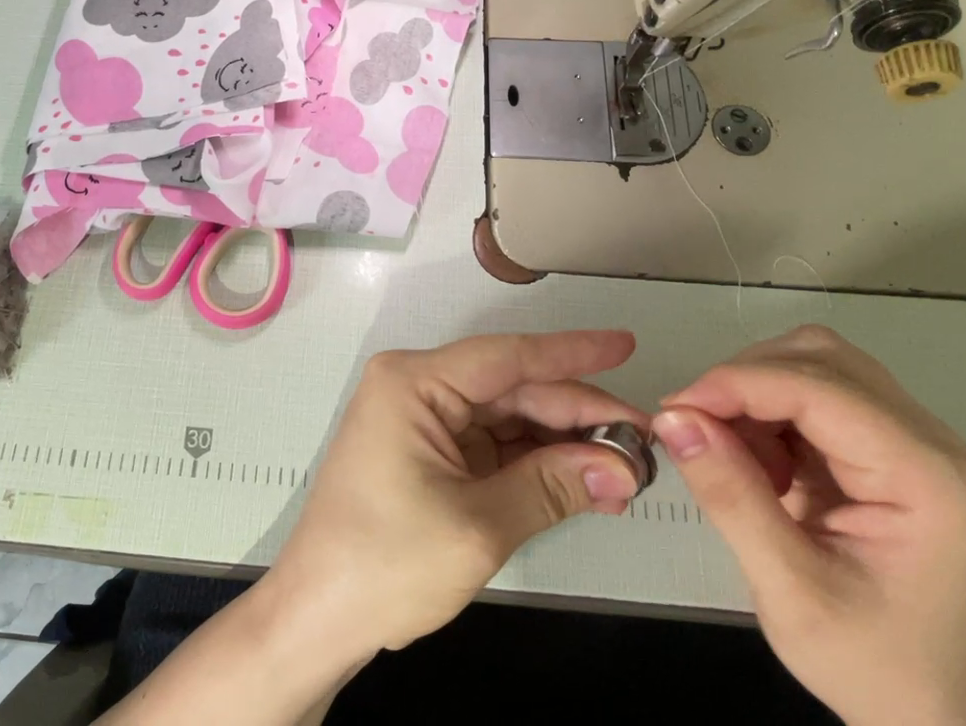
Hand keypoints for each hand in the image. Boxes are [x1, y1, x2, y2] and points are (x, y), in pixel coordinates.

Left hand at [267, 331, 648, 655]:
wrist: (319, 618)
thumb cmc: (386, 564)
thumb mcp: (479, 525)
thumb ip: (553, 487)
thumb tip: (623, 468)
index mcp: (413, 384)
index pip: (508, 357)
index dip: (573, 353)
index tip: (626, 346)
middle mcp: (416, 390)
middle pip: (514, 390)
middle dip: (578, 416)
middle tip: (645, 445)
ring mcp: (422, 424)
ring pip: (509, 419)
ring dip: (563, 445)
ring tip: (625, 475)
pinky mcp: (429, 456)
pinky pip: (494, 447)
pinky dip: (537, 465)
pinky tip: (583, 485)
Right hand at [653, 325, 965, 725]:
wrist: (918, 704)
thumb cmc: (863, 659)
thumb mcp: (787, 588)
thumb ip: (731, 497)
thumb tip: (673, 418)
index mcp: (926, 480)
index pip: (823, 390)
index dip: (740, 384)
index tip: (673, 409)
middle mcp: (931, 445)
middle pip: (823, 360)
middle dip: (745, 381)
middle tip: (693, 427)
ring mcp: (912, 444)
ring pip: (816, 367)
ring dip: (755, 394)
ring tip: (729, 454)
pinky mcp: (886, 449)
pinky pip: (814, 397)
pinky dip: (767, 414)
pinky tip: (759, 464)